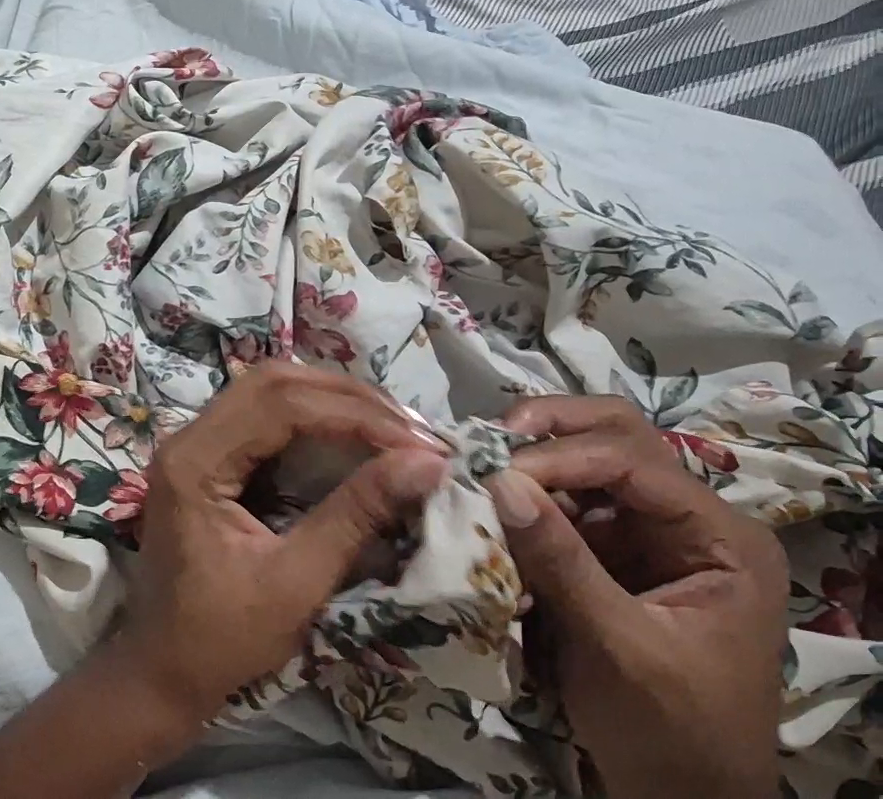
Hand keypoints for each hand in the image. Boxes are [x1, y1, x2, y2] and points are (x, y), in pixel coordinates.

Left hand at [0, 362, 447, 798]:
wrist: (164, 665)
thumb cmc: (222, 635)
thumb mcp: (296, 581)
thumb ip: (354, 515)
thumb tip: (426, 462)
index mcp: (194, 461)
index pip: (278, 404)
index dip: (354, 414)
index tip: (421, 444)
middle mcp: (185, 438)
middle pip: (270, 383)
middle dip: (347, 398)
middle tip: (414, 431)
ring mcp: (191, 446)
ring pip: (265, 393)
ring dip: (332, 403)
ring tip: (396, 433)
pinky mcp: (205, 460)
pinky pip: (260, 419)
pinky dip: (312, 421)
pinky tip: (355, 441)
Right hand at [488, 396, 788, 798]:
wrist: (678, 790)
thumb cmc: (670, 725)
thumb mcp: (618, 647)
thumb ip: (562, 562)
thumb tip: (498, 481)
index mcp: (720, 539)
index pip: (633, 462)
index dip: (559, 458)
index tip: (490, 476)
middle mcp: (685, 521)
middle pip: (617, 436)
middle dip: (547, 428)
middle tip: (483, 441)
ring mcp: (642, 534)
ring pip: (582, 459)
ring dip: (526, 458)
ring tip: (472, 468)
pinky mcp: (602, 552)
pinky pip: (557, 502)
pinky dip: (518, 495)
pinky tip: (482, 503)